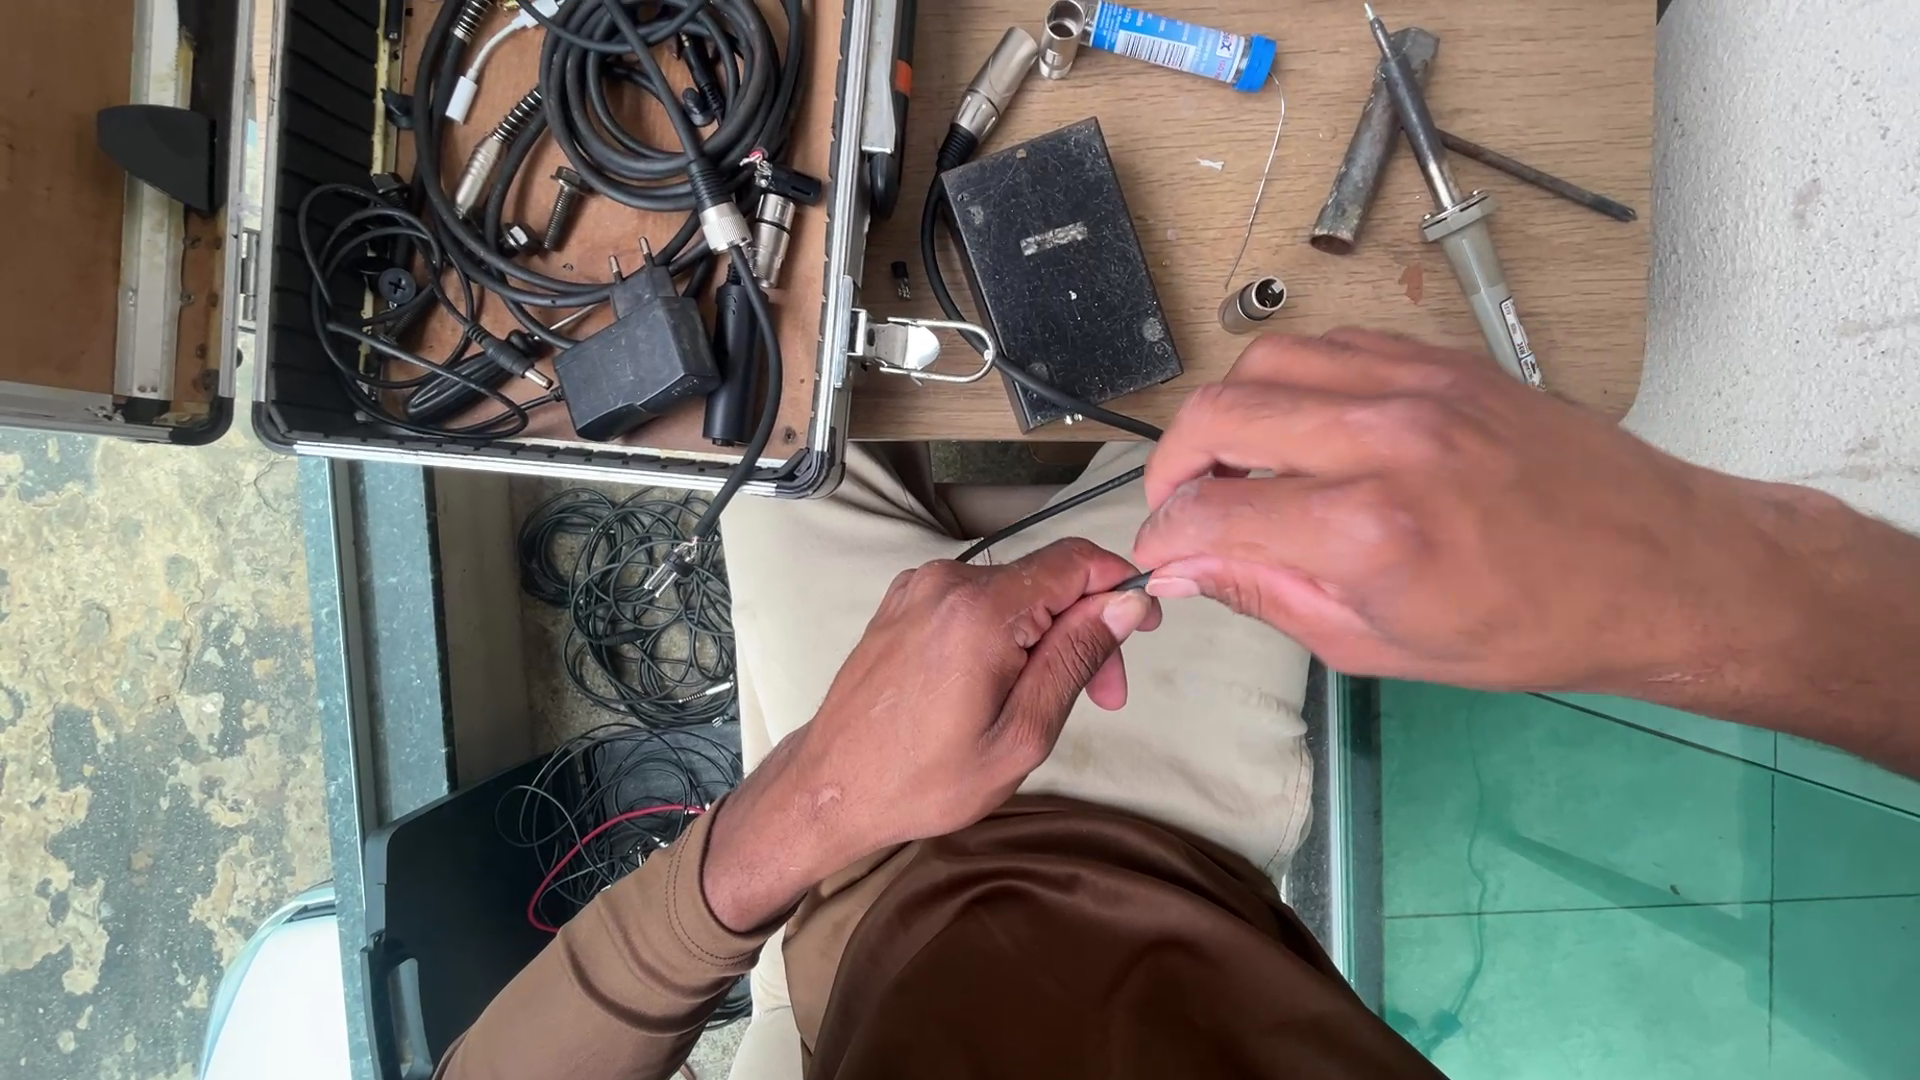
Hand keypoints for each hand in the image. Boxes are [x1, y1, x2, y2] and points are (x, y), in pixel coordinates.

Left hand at [703, 539, 1158, 929]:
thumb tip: (1126, 603)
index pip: (1076, 560)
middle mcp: (947, 579)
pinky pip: (977, 599)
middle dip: (1085, 629)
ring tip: (1044, 700)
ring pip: (1015, 590)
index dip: (1121, 585)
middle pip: (1048, 579)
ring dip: (1045, 634)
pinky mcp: (905, 600)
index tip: (1144, 627)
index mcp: (979, 609)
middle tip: (1103, 697)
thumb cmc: (924, 779)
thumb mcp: (1021, 734)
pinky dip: (1006, 630)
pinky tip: (1002, 680)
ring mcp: (920, 586)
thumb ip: (1076, 658)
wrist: (831, 786)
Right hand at [1131, 329, 1835, 694]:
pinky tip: (1298, 429)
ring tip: (1236, 464)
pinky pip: (1324, 347)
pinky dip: (1285, 386)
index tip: (1157, 554)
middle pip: (1215, 415)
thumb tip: (1179, 568)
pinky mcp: (1438, 360)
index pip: (1209, 512)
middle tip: (1180, 507)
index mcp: (1368, 530)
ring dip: (1224, 416)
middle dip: (1169, 468)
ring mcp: (1415, 383)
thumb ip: (1259, 594)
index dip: (1160, 538)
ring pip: (1261, 363)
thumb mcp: (1370, 644)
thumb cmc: (1522, 630)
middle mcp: (1383, 437)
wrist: (1665, 569)